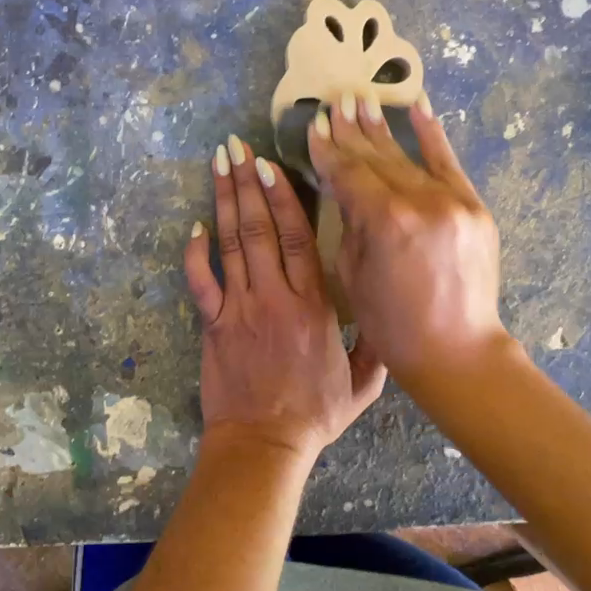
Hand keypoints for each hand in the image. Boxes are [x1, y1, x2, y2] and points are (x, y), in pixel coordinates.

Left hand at [184, 134, 385, 460]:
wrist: (264, 444)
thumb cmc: (315, 416)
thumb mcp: (363, 384)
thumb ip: (378, 348)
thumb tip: (395, 320)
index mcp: (314, 305)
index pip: (299, 238)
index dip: (283, 197)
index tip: (271, 164)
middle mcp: (275, 297)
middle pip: (259, 228)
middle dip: (247, 183)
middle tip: (235, 147)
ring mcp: (240, 308)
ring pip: (230, 244)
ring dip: (222, 202)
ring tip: (217, 165)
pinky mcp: (213, 325)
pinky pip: (201, 281)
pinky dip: (195, 252)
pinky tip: (195, 225)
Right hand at [307, 90, 510, 379]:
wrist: (455, 348)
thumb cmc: (390, 322)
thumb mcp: (352, 271)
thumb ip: (350, 220)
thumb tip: (343, 184)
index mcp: (384, 221)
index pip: (348, 172)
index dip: (327, 149)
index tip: (313, 125)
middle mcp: (420, 202)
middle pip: (376, 158)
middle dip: (351, 130)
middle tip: (334, 102)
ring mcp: (453, 201)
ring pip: (407, 157)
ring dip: (381, 128)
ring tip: (361, 99)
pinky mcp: (474, 207)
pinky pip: (449, 162)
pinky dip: (431, 134)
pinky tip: (416, 105)